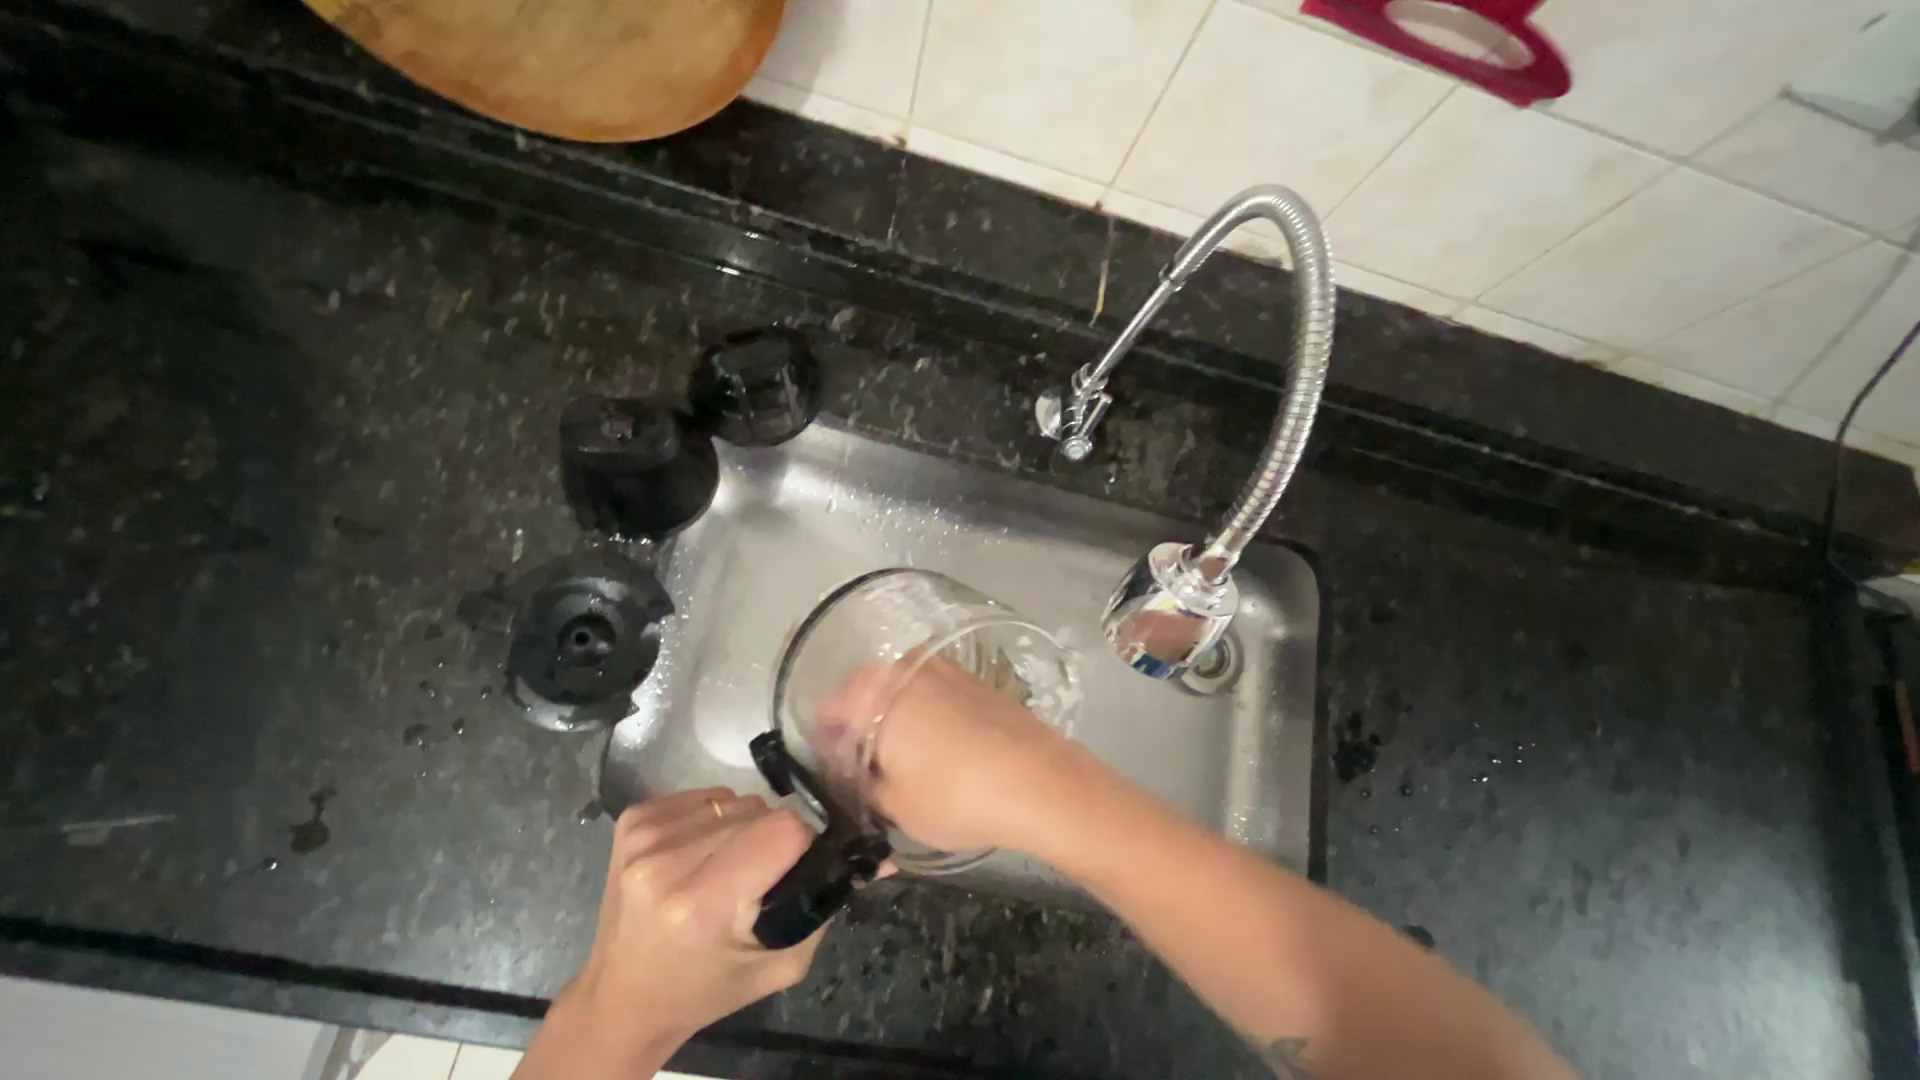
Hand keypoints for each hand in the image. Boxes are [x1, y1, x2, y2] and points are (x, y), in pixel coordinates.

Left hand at [523, 788, 817, 1079]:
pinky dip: (713, 818)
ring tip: (725, 867)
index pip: (783, 830)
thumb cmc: (705, 988)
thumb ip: (822, 909)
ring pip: (733, 799)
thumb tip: (865, 861)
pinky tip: (700, 853)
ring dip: (741, 826)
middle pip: (759, 810)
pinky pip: (703, 796)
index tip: (792, 873)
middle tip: (757, 877)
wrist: (622, 996)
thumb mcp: (779, 966)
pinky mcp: (632, 819)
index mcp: (703, 904)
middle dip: (770, 837)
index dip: (800, 847)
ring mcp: (645, 836)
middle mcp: (667, 862)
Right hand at [821, 653, 1088, 854]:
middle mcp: (904, 666)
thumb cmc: (956, 795)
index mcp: (872, 691)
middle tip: (871, 774)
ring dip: (897, 722)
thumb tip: (860, 775)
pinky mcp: (976, 679)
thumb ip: (865, 786)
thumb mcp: (895, 807)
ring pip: (902, 694)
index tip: (837, 775)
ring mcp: (945, 668)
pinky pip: (935, 696)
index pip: (828, 710)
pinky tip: (944, 754)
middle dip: (862, 731)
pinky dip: (929, 718)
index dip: (827, 746)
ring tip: (909, 766)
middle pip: (865, 696)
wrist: (1040, 781)